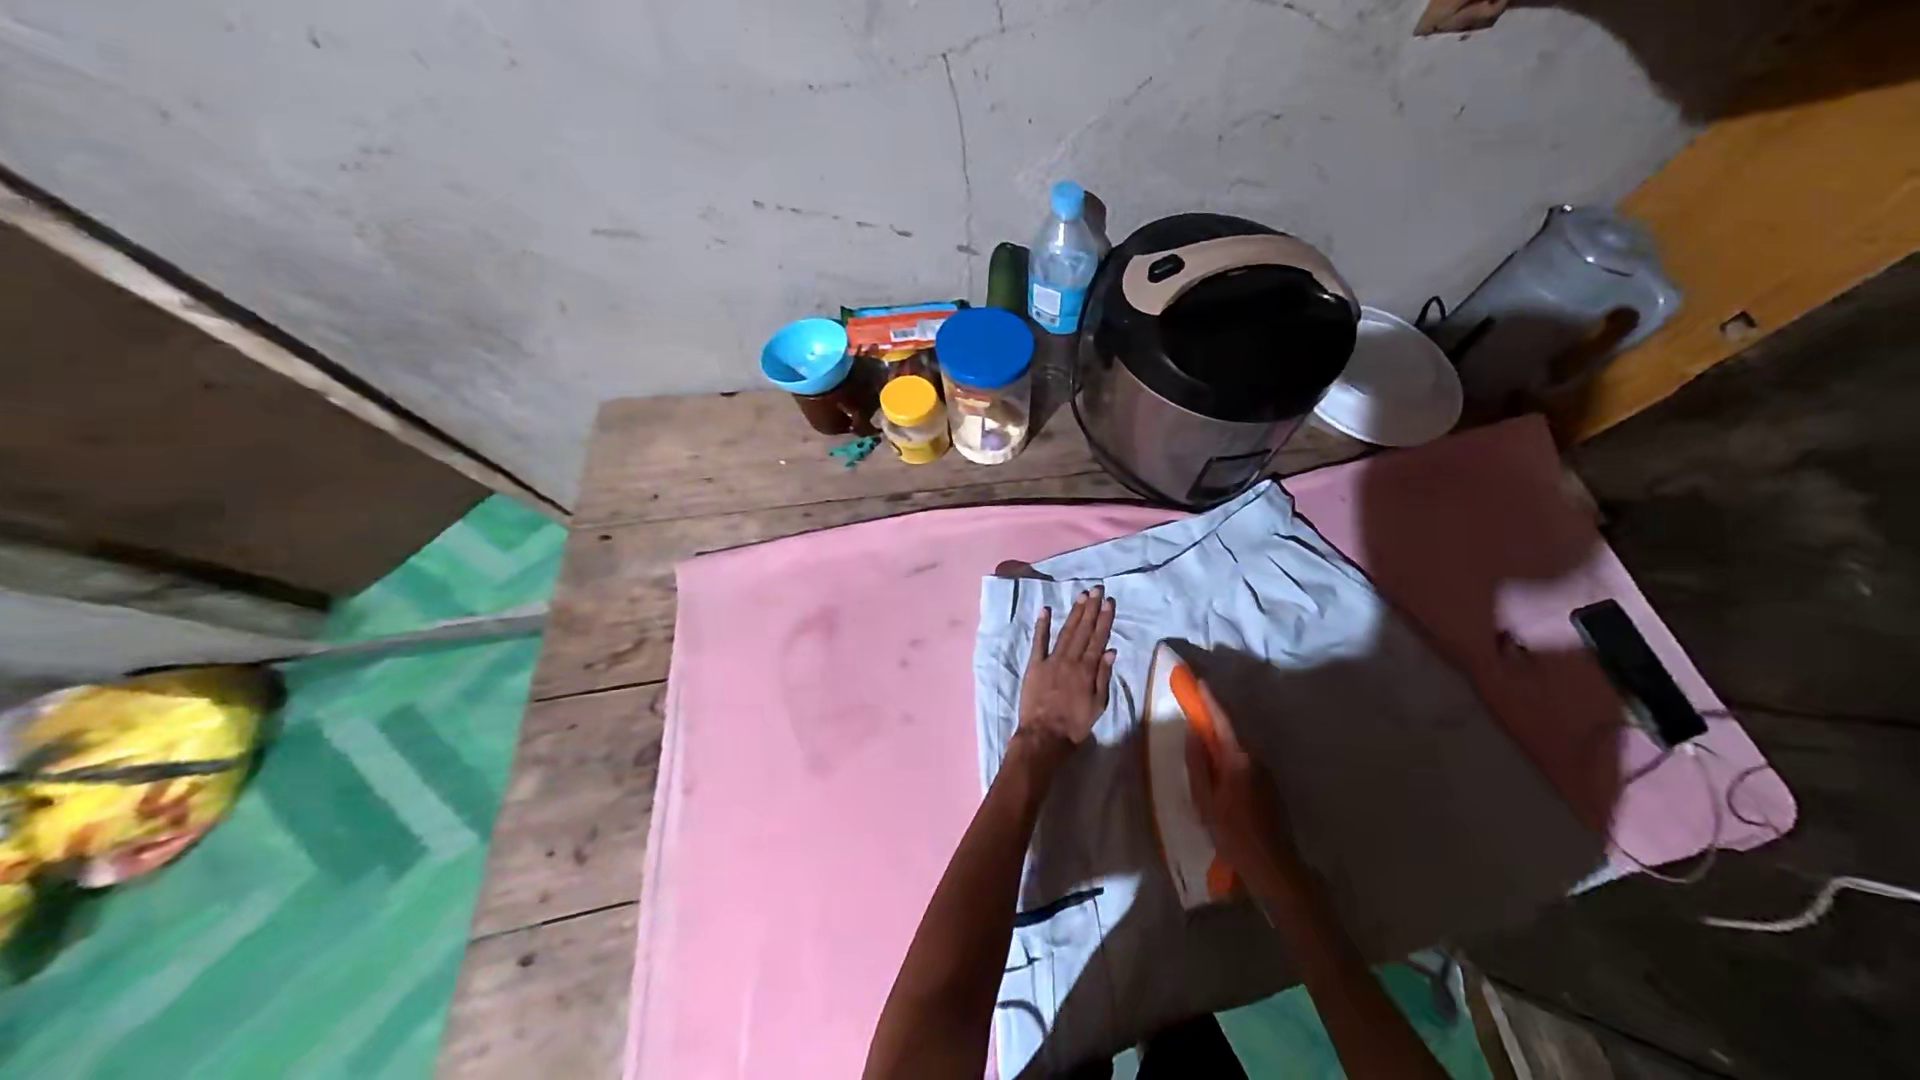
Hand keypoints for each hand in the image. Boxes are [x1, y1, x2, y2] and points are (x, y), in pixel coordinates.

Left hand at [1015, 586, 1116, 754]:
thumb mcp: (1098, 704)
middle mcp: (1070, 660)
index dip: (1104, 619)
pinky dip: (1042, 625)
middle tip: (1096, 589)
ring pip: (1065, 632)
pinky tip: (1045, 610)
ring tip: (1081, 596)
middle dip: (1090, 609)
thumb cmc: (1075, 724)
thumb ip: (1103, 676)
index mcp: (1087, 669)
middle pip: (1082, 630)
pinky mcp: (1034, 665)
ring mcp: (1050, 660)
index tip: (1108, 602)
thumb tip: (1110, 650)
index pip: (1098, 638)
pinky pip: (1038, 642)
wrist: (1044, 735)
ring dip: (1073, 613)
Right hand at [1184, 683, 1299, 891]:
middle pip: (1234, 727)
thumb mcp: (1204, 802)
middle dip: (1216, 711)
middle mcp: (1256, 758)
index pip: (1223, 721)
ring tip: (1205, 723)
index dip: (1210, 700)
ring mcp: (1266, 769)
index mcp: (1238, 760)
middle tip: (1198, 698)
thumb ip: (1198, 765)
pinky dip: (1231, 746)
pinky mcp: (1269, 781)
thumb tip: (1193, 734)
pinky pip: (1246, 754)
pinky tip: (1219, 753)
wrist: (1274, 866)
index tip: (1199, 681)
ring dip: (1224, 729)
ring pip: (1241, 741)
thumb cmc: (1233, 835)